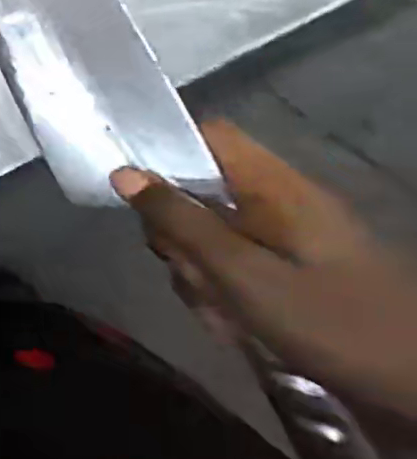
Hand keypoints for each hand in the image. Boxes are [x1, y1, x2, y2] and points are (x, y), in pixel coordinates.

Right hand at [113, 120, 416, 420]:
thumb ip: (178, 219)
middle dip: (171, 226)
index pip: (209, 134)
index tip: (124, 164)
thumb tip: (122, 172)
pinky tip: (228, 316)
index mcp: (278, 189)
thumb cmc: (336, 323)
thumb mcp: (242, 272)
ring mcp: (287, 238)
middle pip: (193, 186)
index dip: (162, 138)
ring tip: (213, 304)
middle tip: (179, 261)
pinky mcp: (289, 269)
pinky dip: (215, 284)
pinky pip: (227, 259)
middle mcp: (281, 204)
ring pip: (203, 228)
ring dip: (191, 263)